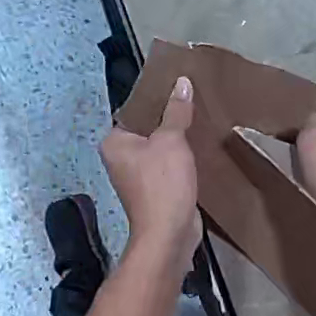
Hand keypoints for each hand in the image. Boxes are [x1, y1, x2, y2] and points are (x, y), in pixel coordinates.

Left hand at [101, 76, 200, 259]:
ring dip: (178, 139)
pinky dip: (181, 158)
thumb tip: (182, 81)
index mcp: (114, 143)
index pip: (134, 111)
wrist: (169, 234)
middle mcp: (120, 158)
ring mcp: (137, 176)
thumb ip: (177, 111)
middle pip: (148, 128)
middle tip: (194, 99)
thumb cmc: (163, 184)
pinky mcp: (155, 190)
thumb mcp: (172, 140)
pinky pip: (168, 165)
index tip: (178, 86)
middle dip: (169, 118)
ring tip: (200, 118)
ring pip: (160, 148)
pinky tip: (200, 146)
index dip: (156, 98)